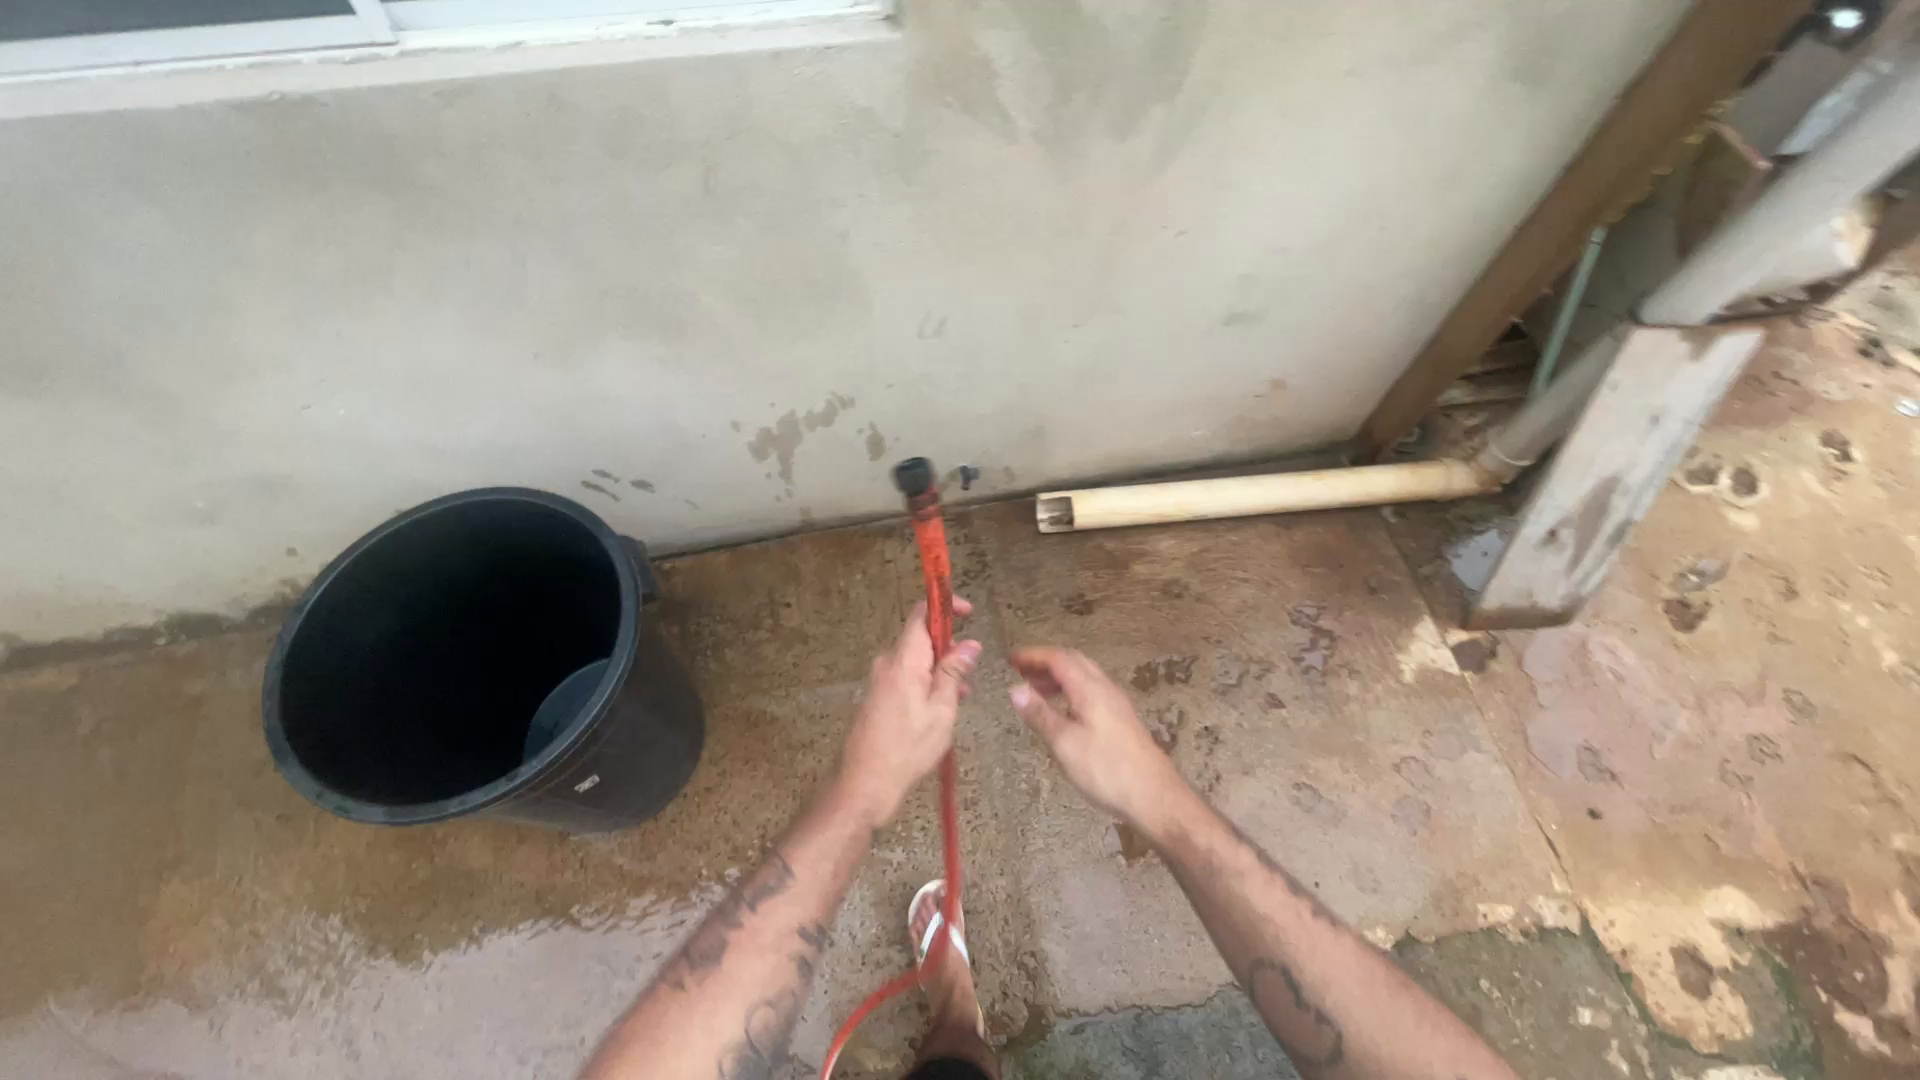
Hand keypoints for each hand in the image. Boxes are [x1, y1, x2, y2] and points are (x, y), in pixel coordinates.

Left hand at [835, 598, 981, 825]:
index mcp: (904, 660)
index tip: (968, 612)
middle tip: (971, 670)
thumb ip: (954, 672)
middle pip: (920, 637)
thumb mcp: (942, 710)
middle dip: (949, 646)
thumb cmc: (907, 749)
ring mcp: (879, 679)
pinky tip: (941, 708)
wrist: (863, 783)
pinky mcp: (877, 696)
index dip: (945, 605)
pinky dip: (926, 682)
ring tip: (962, 695)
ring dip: (940, 669)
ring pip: (915, 660)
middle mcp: (887, 663)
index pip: (921, 613)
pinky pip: (906, 676)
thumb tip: (970, 644)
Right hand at [1008, 646, 1188, 828]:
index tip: (1011, 660)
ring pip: (1084, 677)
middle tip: (1021, 673)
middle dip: (1045, 663)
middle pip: (1073, 662)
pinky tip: (1063, 712)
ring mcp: (1117, 704)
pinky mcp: (1122, 720)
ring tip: (1036, 693)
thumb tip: (1015, 689)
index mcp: (1089, 689)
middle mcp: (1105, 689)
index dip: (1033, 656)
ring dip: (1058, 677)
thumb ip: (1040, 714)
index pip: (1058, 659)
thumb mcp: (1064, 744)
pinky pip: (1092, 691)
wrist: (1154, 796)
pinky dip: (1071, 691)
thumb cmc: (1106, 770)